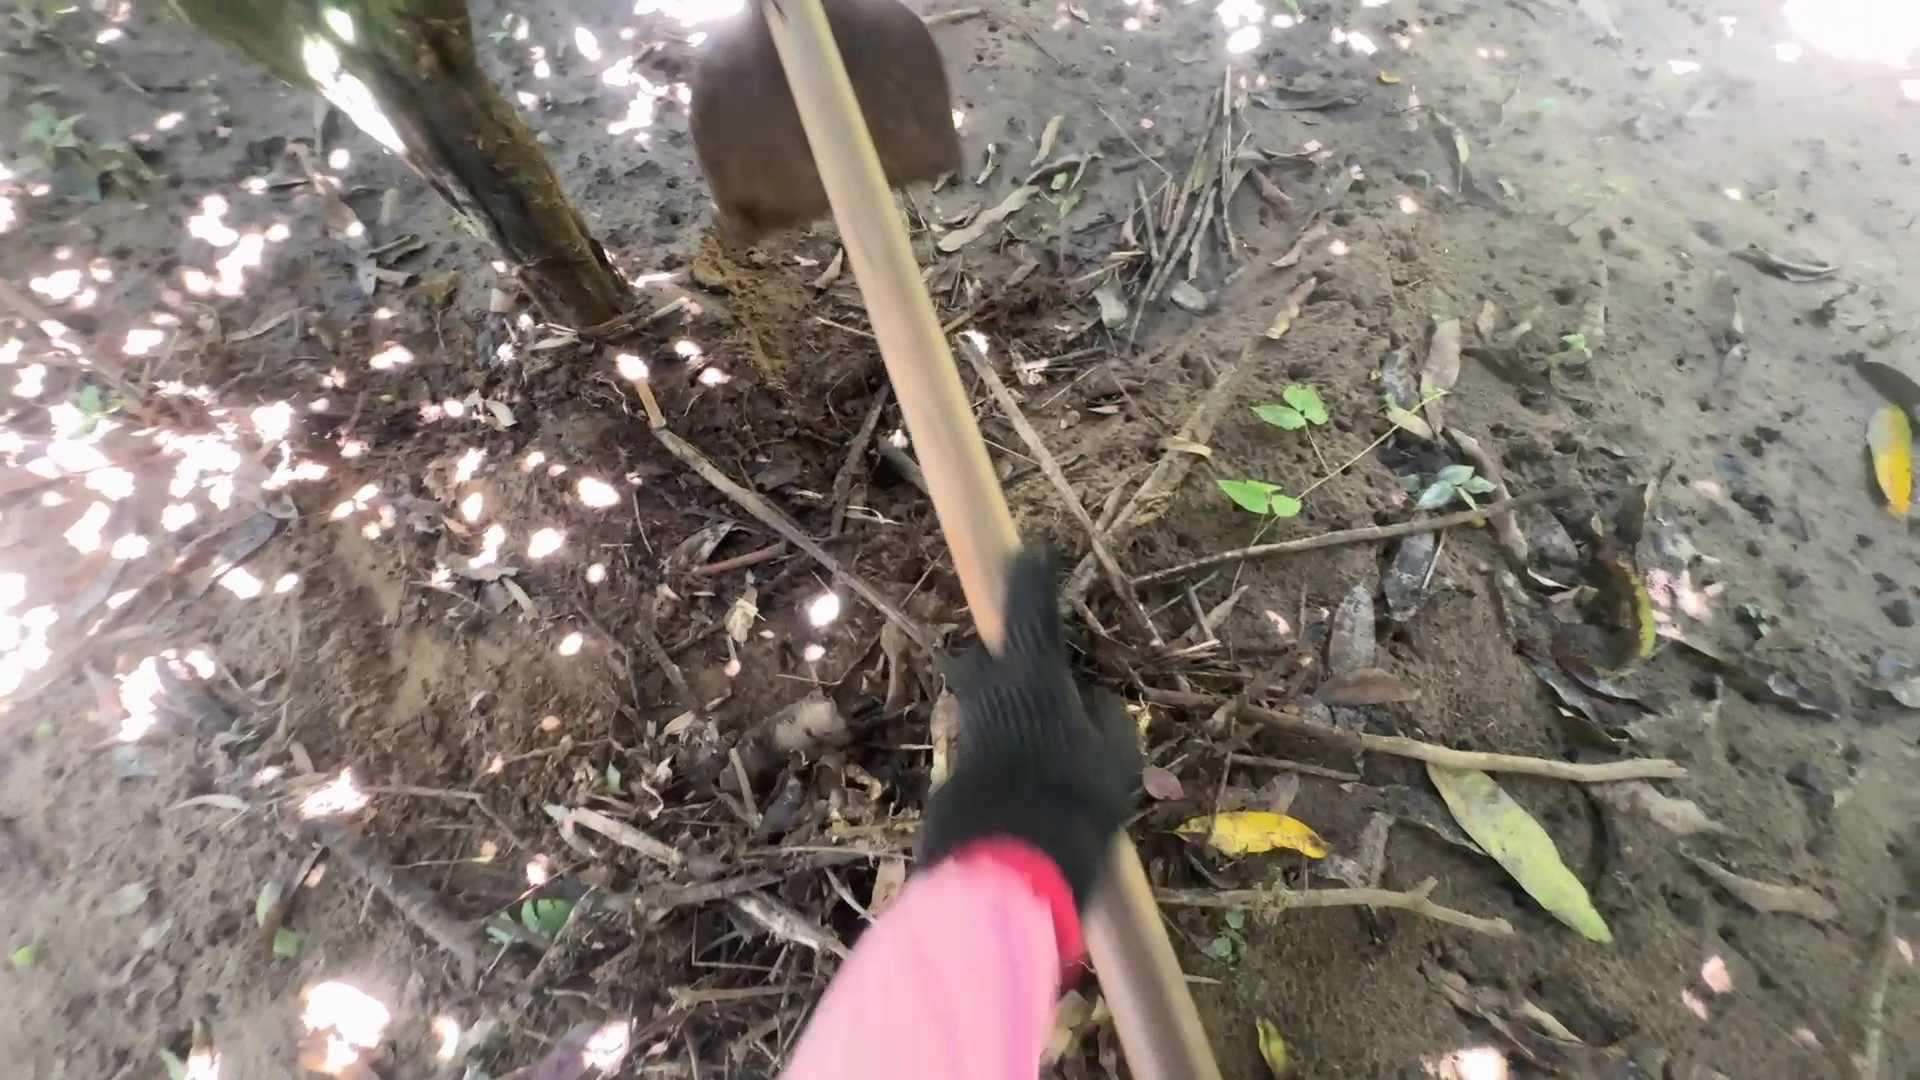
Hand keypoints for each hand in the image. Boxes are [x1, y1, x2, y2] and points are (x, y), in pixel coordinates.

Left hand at [918, 549, 1137, 908]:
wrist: (1008, 851)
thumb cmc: (1073, 793)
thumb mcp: (1116, 754)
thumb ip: (1106, 716)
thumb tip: (1091, 700)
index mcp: (1031, 670)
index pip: (1030, 607)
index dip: (1033, 577)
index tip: (1035, 551)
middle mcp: (992, 682)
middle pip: (990, 647)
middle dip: (1009, 649)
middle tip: (1038, 667)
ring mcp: (970, 713)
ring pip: (982, 683)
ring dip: (1004, 689)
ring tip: (1037, 717)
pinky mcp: (960, 745)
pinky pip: (985, 717)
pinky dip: (1004, 723)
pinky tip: (1026, 750)